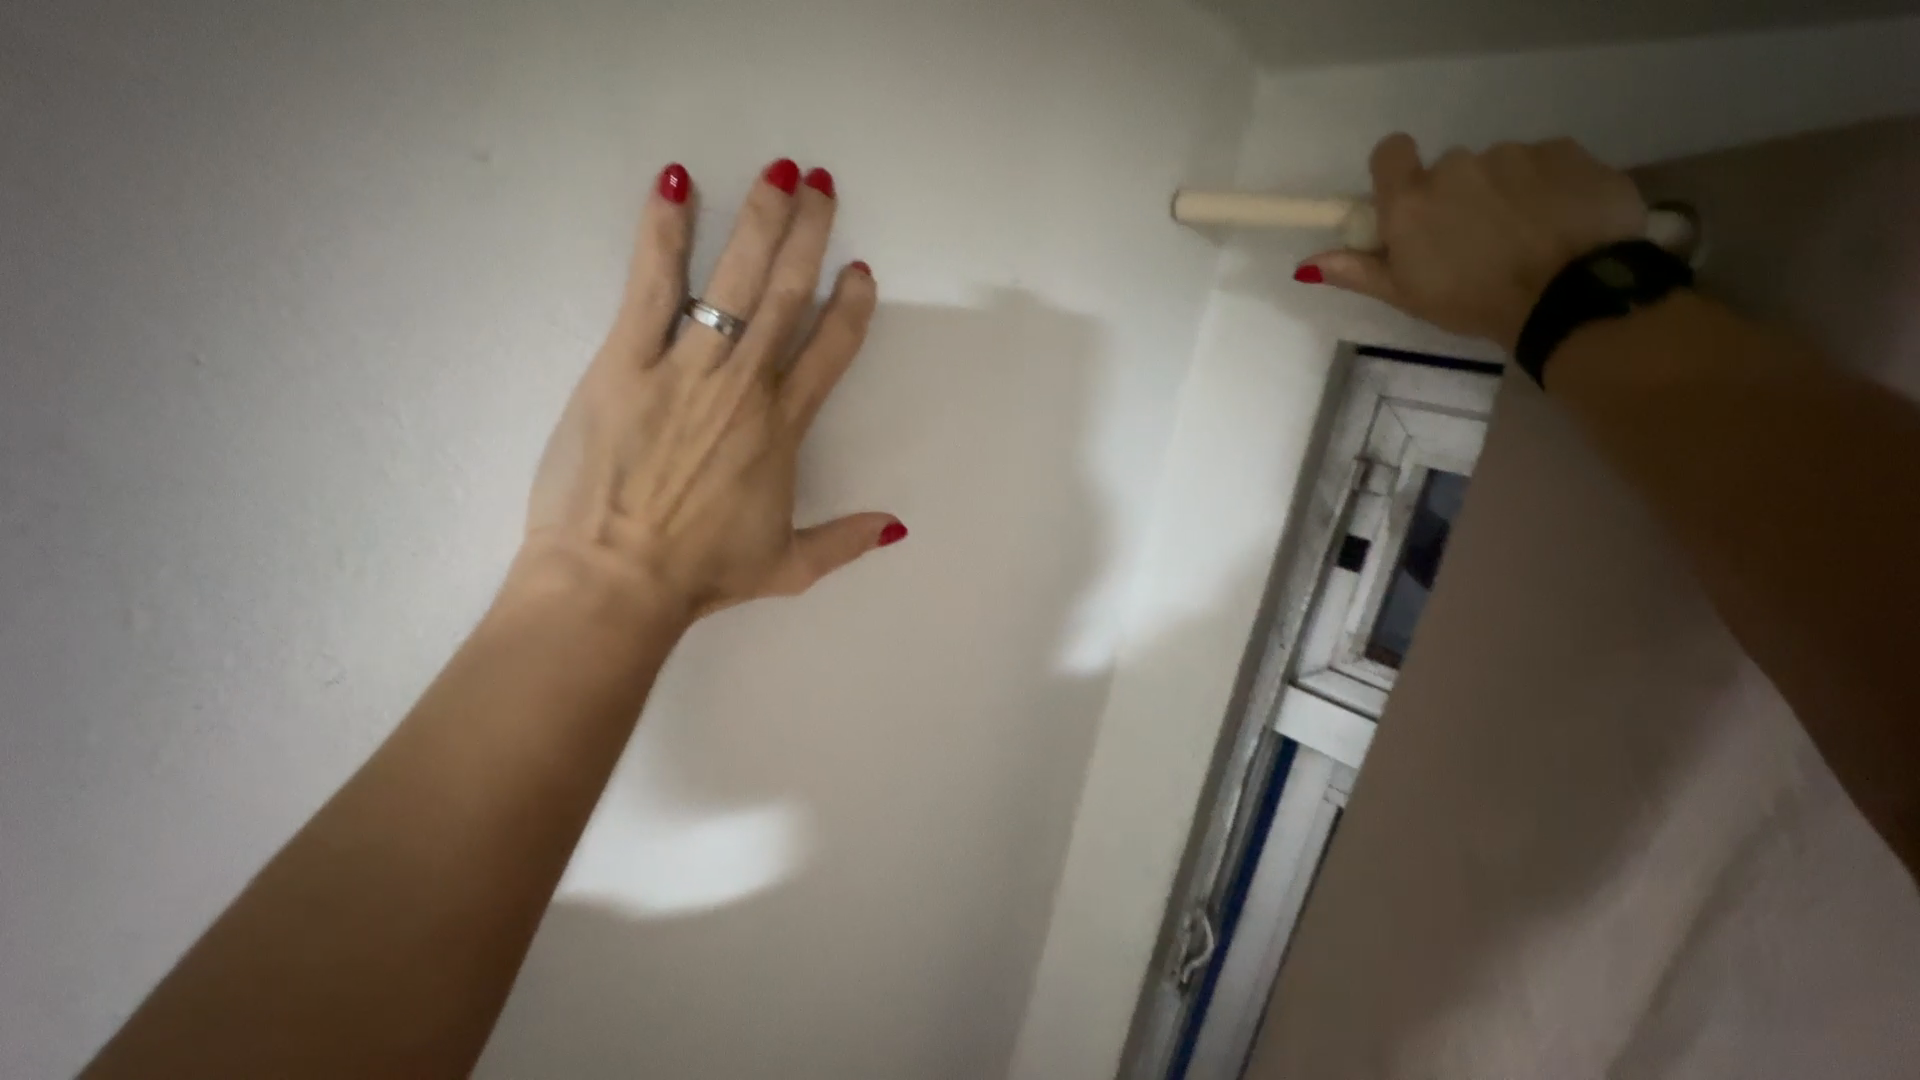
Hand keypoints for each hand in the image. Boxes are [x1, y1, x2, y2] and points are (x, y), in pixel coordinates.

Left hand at [523, 159, 902, 619]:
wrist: (615, 582)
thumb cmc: (701, 575)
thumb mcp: (788, 566)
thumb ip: (846, 541)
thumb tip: (898, 527)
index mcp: (783, 429)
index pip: (831, 350)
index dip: (850, 306)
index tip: (859, 270)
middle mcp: (745, 386)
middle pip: (788, 296)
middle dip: (810, 235)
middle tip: (822, 184)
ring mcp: (686, 368)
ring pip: (735, 281)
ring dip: (760, 220)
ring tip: (778, 170)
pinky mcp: (625, 362)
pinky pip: (651, 284)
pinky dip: (665, 231)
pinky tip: (676, 183)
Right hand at [1303, 134, 1646, 351]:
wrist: (1569, 294)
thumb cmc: (1471, 301)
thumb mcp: (1405, 294)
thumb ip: (1356, 270)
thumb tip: (1304, 264)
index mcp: (1412, 199)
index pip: (1390, 151)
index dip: (1395, 171)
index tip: (1408, 200)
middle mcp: (1458, 165)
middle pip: (1449, 168)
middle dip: (1456, 195)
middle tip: (1471, 240)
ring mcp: (1516, 154)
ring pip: (1499, 166)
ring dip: (1502, 192)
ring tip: (1521, 235)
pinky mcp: (1568, 152)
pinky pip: (1546, 163)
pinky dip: (1547, 187)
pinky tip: (1557, 222)